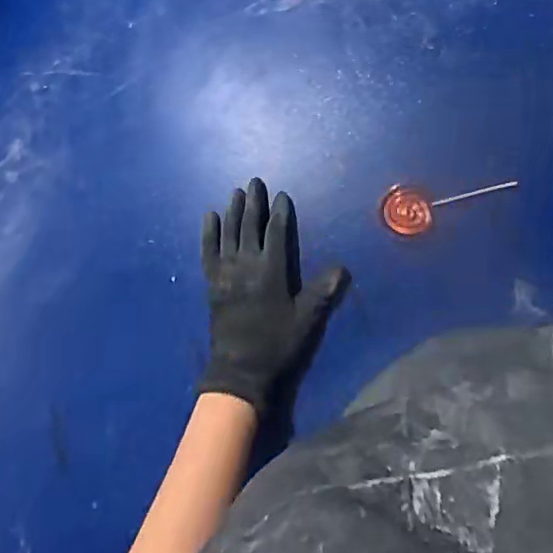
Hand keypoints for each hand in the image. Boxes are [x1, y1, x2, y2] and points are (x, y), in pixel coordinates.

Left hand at [197, 178, 347, 411]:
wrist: (239, 369)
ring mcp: (226, 271)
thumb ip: (323, 293)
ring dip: (232, 210)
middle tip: (255, 182)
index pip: (276, 233)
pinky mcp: (211, 281)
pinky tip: (209, 216)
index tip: (282, 196)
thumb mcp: (307, 321)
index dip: (280, 213)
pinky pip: (208, 249)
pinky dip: (209, 231)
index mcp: (272, 271)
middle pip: (250, 225)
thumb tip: (344, 268)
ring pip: (229, 232)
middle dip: (254, 202)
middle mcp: (247, 264)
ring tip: (236, 192)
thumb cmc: (277, 345)